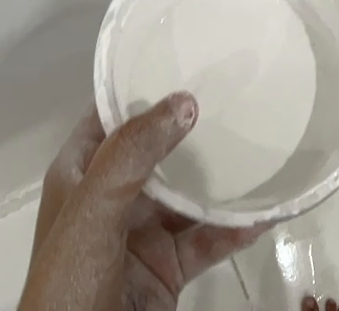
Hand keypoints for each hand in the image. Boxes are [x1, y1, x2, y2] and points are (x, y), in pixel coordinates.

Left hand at [19, 93, 270, 310]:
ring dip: (221, 178)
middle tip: (235, 94)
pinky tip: (266, 212)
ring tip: (260, 146)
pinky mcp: (166, 270)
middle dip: (190, 127)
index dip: (141, 86)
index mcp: (79, 172)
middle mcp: (110, 196)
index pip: (109, 114)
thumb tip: (183, 102)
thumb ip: (132, 154)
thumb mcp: (93, 208)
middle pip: (156, 150)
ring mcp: (140, 235)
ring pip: (187, 195)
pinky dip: (235, 228)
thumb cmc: (71, 280)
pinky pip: (206, 241)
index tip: (184, 57)